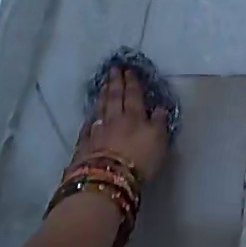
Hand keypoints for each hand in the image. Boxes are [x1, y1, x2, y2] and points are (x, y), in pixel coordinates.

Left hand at [74, 66, 171, 182]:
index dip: (132, 82)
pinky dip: (90, 117)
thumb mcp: (159, 141)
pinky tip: (90, 115)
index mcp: (134, 116)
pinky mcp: (85, 143)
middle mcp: (115, 119)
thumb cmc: (140, 160)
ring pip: (100, 108)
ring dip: (102, 95)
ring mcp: (98, 130)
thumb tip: (160, 108)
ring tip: (103, 85)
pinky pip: (88, 125)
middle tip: (114, 68)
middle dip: (115, 82)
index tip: (129, 70)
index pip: (133, 95)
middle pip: (114, 97)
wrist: (108, 177)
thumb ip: (159, 123)